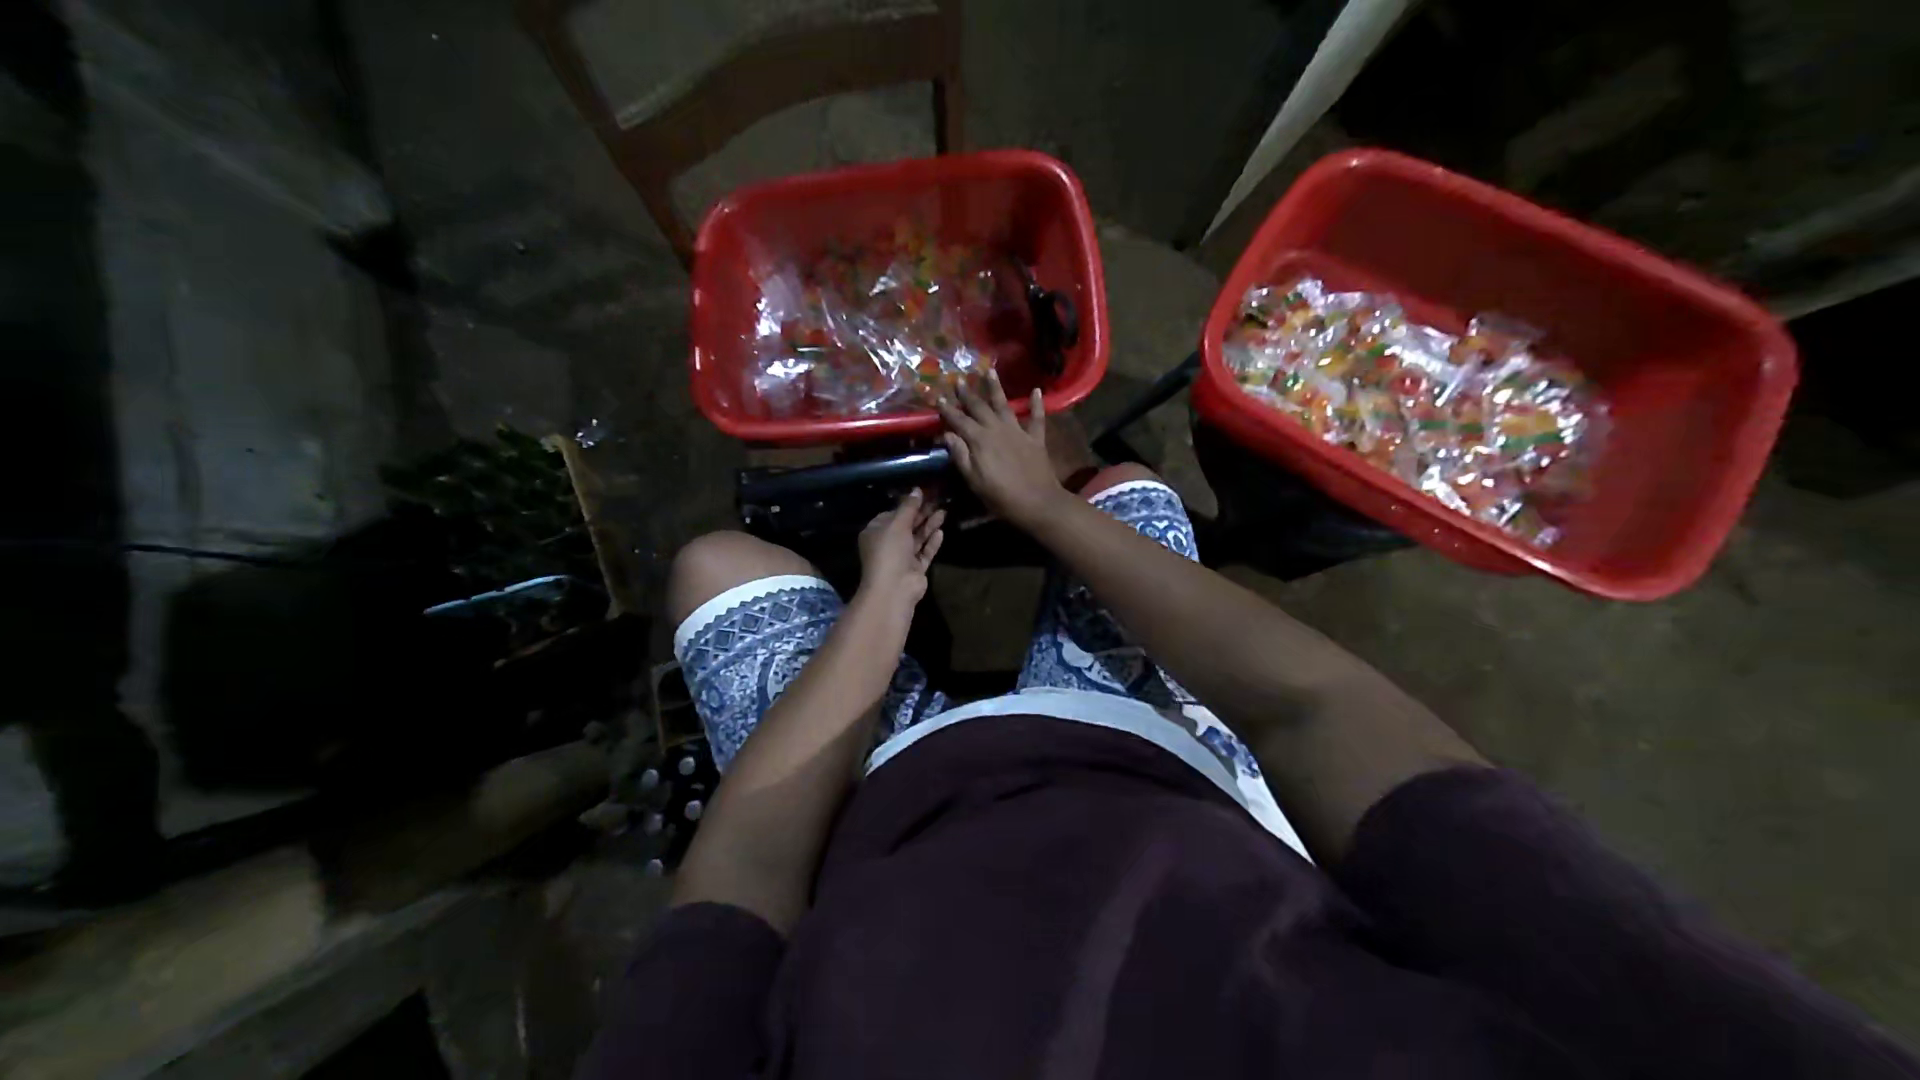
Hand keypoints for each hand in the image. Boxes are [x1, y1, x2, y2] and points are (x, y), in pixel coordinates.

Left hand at [857, 488, 944, 610]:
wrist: (894, 587)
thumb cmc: (890, 550)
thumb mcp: (897, 523)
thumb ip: (908, 506)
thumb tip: (917, 489)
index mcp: (876, 532)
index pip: (891, 514)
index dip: (906, 505)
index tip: (922, 495)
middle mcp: (887, 544)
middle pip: (907, 525)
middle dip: (921, 514)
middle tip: (938, 501)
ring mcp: (902, 557)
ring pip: (917, 538)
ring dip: (929, 525)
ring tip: (943, 512)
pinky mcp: (915, 569)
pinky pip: (924, 552)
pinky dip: (932, 542)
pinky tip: (941, 532)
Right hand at [937, 371, 1066, 529]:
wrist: (1038, 503)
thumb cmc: (1001, 497)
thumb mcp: (974, 480)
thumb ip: (961, 456)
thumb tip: (948, 435)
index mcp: (979, 441)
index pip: (959, 421)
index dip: (947, 409)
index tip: (937, 397)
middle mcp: (997, 430)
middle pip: (979, 408)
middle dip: (967, 394)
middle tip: (958, 379)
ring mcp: (1018, 432)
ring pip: (1004, 405)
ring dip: (996, 388)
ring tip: (990, 371)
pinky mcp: (1036, 438)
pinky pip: (1037, 417)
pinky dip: (1036, 404)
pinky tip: (1036, 390)